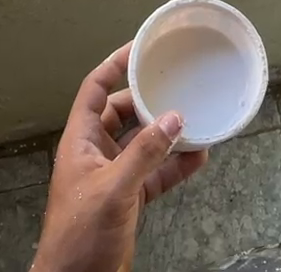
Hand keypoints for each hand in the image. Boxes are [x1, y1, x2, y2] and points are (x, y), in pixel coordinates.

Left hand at [29, 43, 208, 271]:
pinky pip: (155, 173)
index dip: (114, 65)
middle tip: (175, 83)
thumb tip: (175, 118)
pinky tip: (199, 157)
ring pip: (143, 144)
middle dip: (148, 100)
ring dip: (167, 133)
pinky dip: (174, 165)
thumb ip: (145, 153)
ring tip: (195, 118)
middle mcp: (96, 152)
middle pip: (122, 112)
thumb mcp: (113, 189)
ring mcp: (113, 176)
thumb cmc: (81, 233)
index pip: (95, 89)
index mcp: (81, 141)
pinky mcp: (128, 199)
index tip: (140, 47)